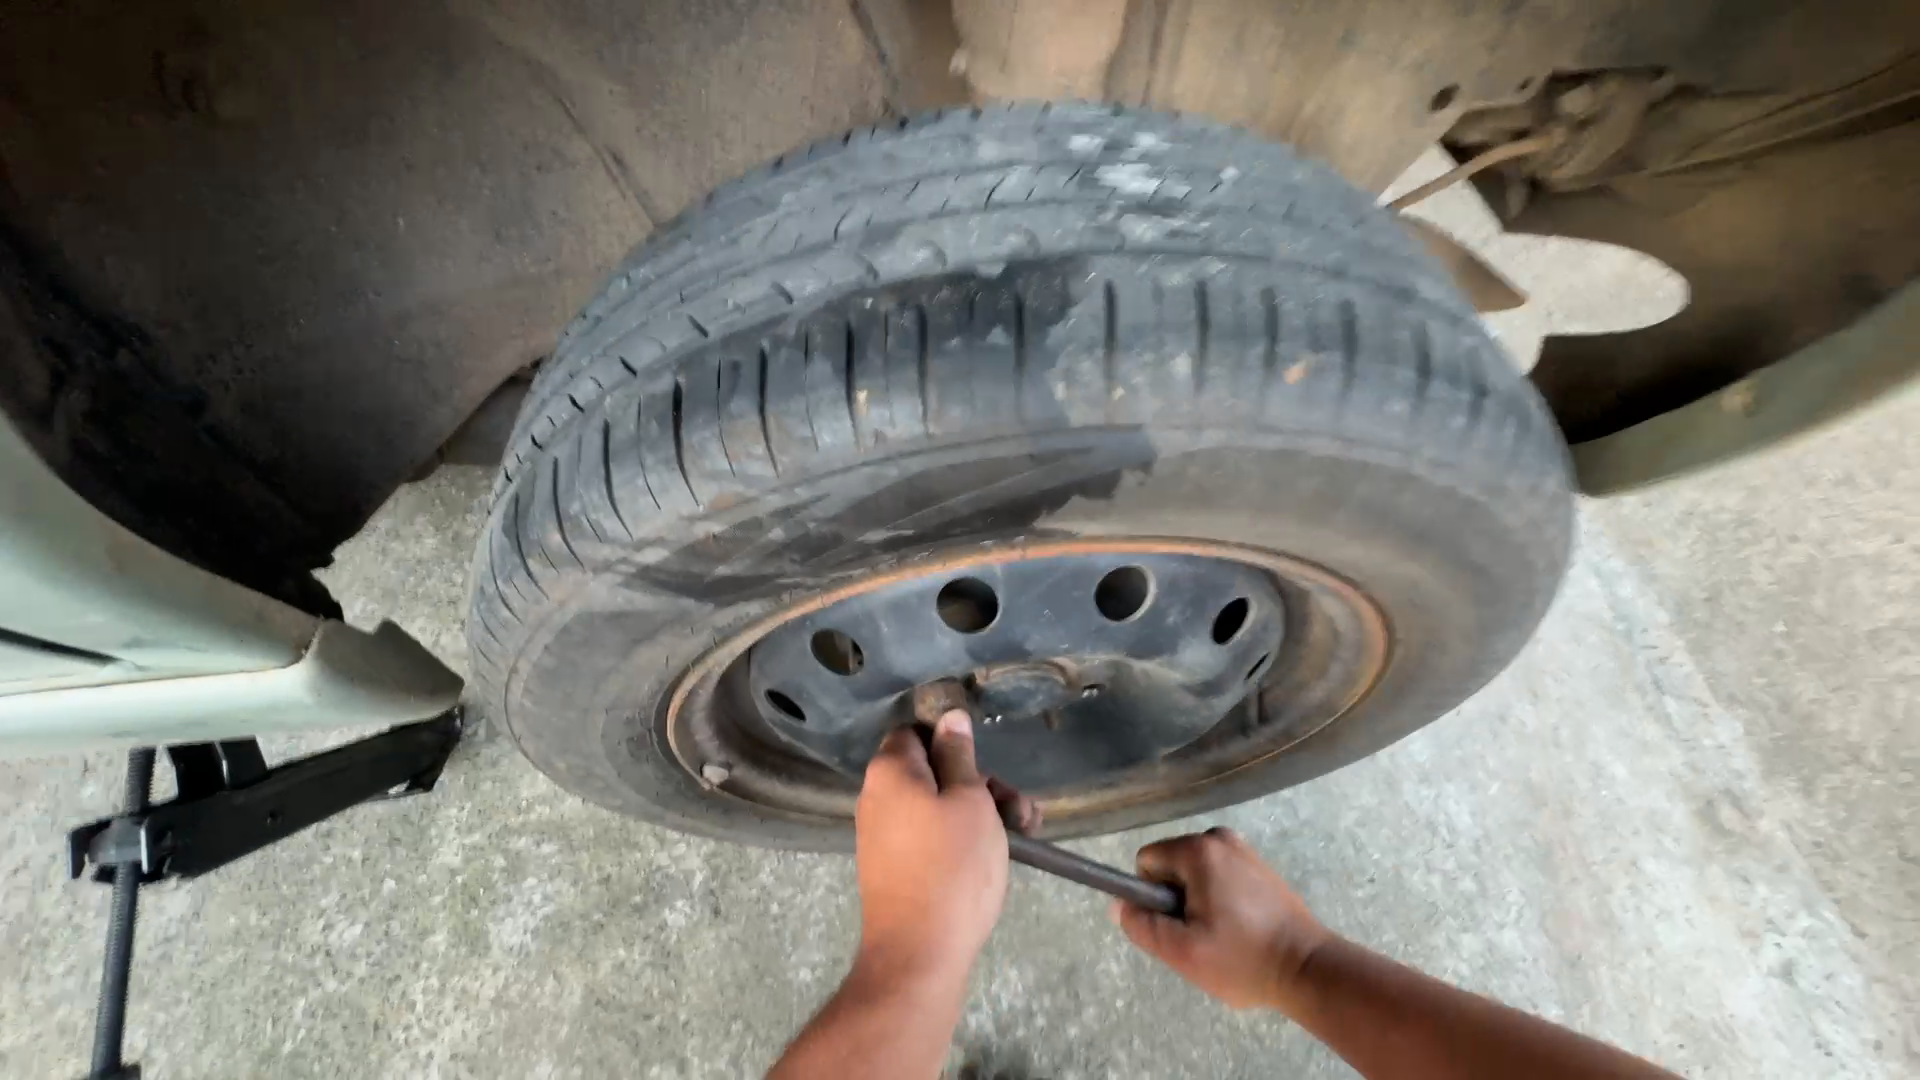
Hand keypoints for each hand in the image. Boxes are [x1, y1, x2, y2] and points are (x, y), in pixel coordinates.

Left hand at [853, 711, 1018, 979]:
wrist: (919, 957)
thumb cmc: (951, 867)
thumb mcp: (970, 800)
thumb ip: (960, 756)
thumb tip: (950, 717)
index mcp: (889, 771)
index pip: (916, 731)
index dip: (952, 740)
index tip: (985, 761)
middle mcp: (877, 797)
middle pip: (932, 771)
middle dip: (980, 782)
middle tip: (1019, 807)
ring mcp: (883, 835)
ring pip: (937, 805)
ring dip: (979, 812)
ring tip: (1024, 833)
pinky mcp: (894, 867)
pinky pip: (929, 836)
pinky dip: (960, 838)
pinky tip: (995, 855)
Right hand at [1110, 827, 1332, 1009]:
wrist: (1311, 969)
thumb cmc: (1244, 959)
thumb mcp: (1183, 952)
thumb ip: (1143, 926)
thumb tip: (1117, 905)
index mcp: (1197, 849)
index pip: (1147, 861)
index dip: (1153, 897)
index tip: (1180, 926)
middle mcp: (1217, 837)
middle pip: (1171, 866)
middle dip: (1178, 900)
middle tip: (1204, 937)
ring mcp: (1242, 848)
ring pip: (1195, 873)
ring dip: (1200, 902)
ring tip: (1226, 936)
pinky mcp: (1258, 864)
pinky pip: (1218, 875)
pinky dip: (1221, 899)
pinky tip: (1242, 928)